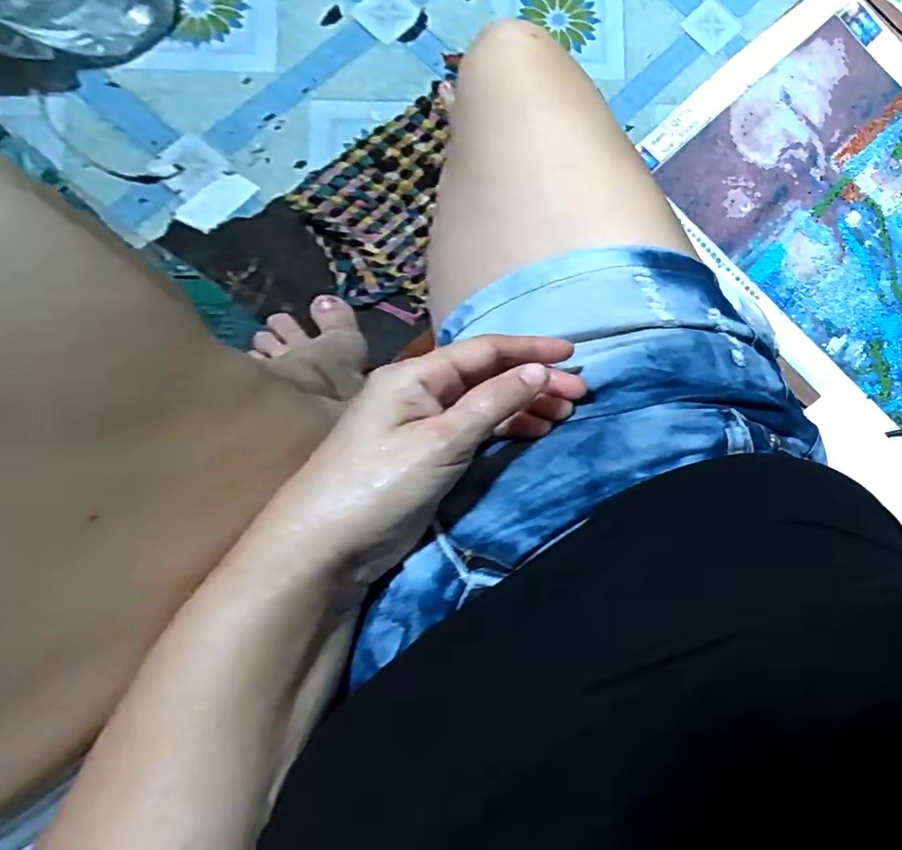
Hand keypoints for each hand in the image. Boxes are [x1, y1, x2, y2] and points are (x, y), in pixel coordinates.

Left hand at [240, 335, 587, 585]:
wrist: (321, 553)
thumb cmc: (379, 486)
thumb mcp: (442, 440)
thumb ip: (495, 401)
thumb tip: (540, 370)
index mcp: (415, 376)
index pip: (485, 351)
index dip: (531, 349)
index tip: (572, 353)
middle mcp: (421, 392)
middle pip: (491, 375)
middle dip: (537, 380)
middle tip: (580, 393)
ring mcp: (425, 423)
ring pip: (489, 401)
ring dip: (528, 403)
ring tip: (566, 412)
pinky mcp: (431, 452)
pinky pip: (481, 426)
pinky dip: (511, 426)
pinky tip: (537, 430)